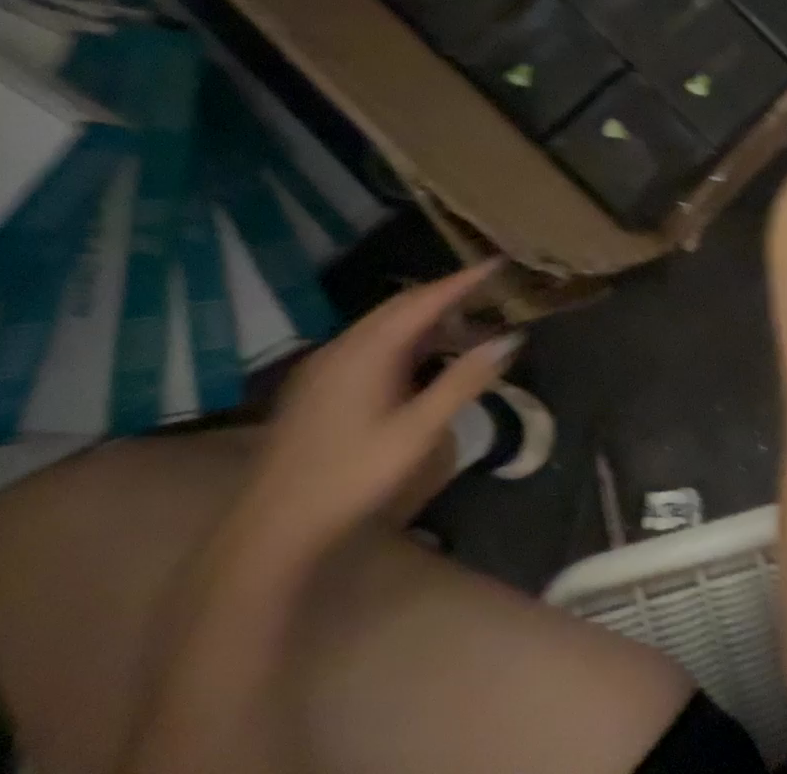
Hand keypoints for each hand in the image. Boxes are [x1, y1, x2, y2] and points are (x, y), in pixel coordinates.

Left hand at [238, 261, 520, 551]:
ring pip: (383, 327)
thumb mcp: (419, 429)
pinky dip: (406, 339)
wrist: (275, 524)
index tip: (498, 263)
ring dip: (426, 319)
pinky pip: (370, 346)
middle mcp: (342, 349)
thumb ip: (464, 380)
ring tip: (467, 320)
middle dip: (445, 294)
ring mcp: (325, 368)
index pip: (423, 301)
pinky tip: (423, 357)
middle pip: (399, 308)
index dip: (462, 281)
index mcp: (367, 352)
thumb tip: (510, 339)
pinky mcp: (319, 387)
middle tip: (488, 287)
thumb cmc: (354, 474)